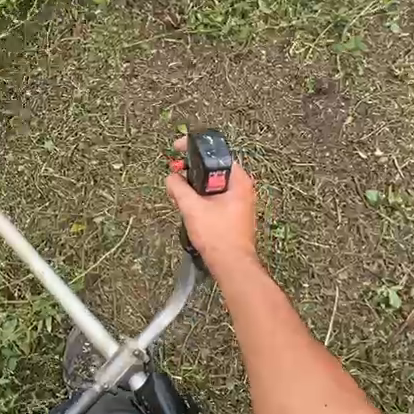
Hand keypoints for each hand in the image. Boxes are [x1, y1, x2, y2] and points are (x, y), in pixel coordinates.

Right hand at [165, 135, 258, 269]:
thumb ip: (178, 188)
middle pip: (212, 169)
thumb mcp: (192, 207)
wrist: (231, 264)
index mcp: (238, 181)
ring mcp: (239, 201)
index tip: (177, 148)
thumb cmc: (218, 237)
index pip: (216, 154)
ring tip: (179, 195)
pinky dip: (200, 198)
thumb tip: (171, 177)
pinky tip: (189, 208)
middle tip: (175, 175)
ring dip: (194, 187)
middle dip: (191, 171)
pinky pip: (214, 197)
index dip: (194, 150)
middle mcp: (242, 188)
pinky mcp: (233, 213)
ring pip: (212, 184)